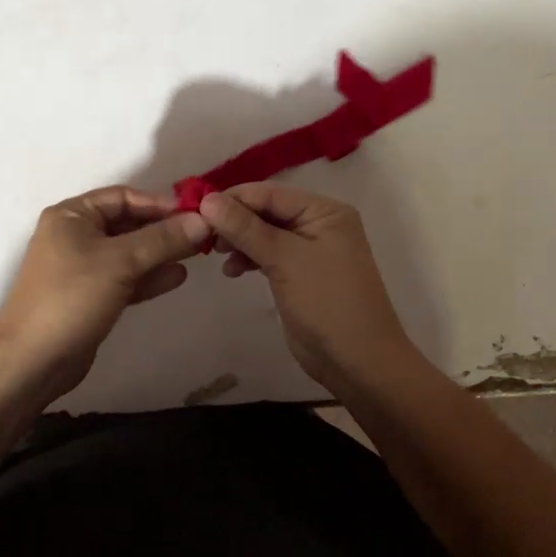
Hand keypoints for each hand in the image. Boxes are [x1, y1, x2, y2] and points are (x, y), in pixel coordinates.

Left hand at [0, 186, 211, 405]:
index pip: (122, 197)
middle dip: (163, 228)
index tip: (193, 212)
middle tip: (202, 233)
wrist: (32, 361)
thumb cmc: (71, 297)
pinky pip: (125, 278)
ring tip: (198, 253)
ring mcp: (82, 268)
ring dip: (160, 252)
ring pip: (129, 252)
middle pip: (127, 223)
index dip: (158, 203)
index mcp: (71, 215)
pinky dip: (149, 276)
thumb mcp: (120, 261)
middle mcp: (74, 236)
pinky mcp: (90, 297)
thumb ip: (162, 239)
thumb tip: (203, 220)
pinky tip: (178, 276)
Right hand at [198, 183, 414, 390]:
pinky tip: (232, 270)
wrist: (359, 363)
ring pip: (264, 233)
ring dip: (239, 240)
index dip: (233, 199)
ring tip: (216, 254)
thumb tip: (207, 200)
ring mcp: (309, 250)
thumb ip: (246, 228)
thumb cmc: (327, 302)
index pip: (269, 193)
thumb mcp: (284, 259)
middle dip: (234, 220)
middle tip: (203, 235)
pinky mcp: (299, 274)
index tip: (196, 209)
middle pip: (266, 211)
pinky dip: (249, 258)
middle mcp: (318, 223)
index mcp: (324, 210)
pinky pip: (268, 254)